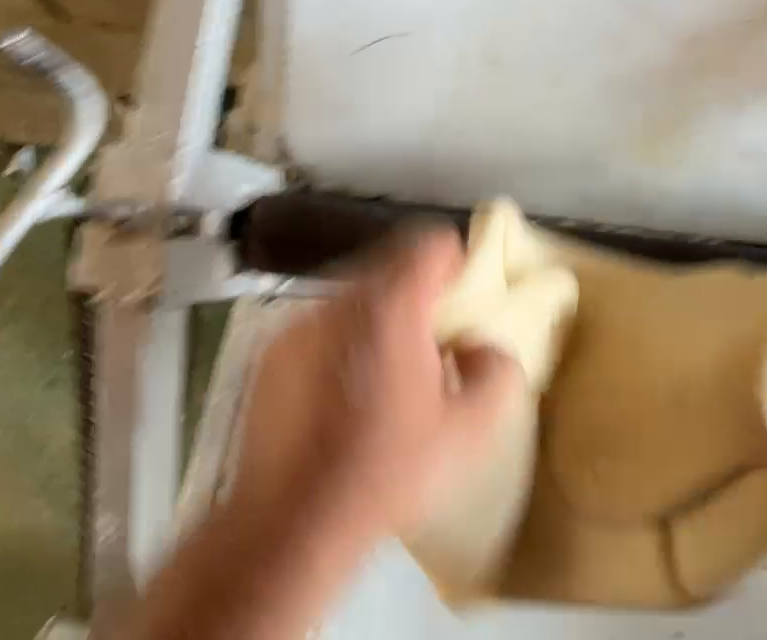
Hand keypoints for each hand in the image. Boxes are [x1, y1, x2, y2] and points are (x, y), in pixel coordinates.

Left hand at [135, 225, 523, 639]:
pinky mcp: (270, 353)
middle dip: (417, 294)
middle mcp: (340, 301)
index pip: (431, 244)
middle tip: (432, 341)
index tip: (465, 297)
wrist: (290, 522)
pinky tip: (344, 391)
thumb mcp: (467, 432)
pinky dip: (339, 339)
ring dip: (377, 316)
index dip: (456, 264)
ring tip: (386, 371)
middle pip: (390, 265)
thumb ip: (495, 371)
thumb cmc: (384, 474)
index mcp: (391, 307)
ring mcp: (298, 324)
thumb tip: (483, 347)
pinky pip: (319, 326)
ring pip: (352, 295)